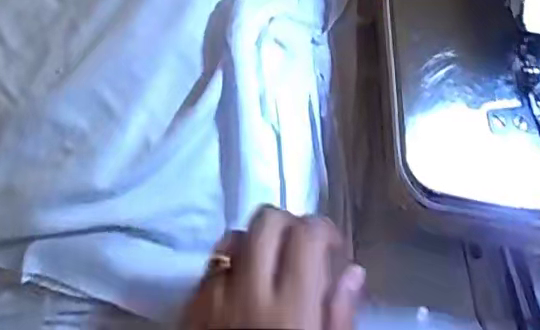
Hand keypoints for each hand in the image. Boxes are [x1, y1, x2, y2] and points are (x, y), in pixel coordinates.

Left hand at [182, 206, 366, 329]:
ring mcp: (212, 303)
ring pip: (232, 238)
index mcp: (292, 306)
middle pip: (267, 221)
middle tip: (300, 248)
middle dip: (288, 224)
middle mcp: (250, 293)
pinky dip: (225, 270)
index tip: (332, 248)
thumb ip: (340, 319)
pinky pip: (206, 273)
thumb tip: (352, 274)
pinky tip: (238, 291)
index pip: (308, 232)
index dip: (324, 229)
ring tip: (267, 266)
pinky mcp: (186, 318)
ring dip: (253, 243)